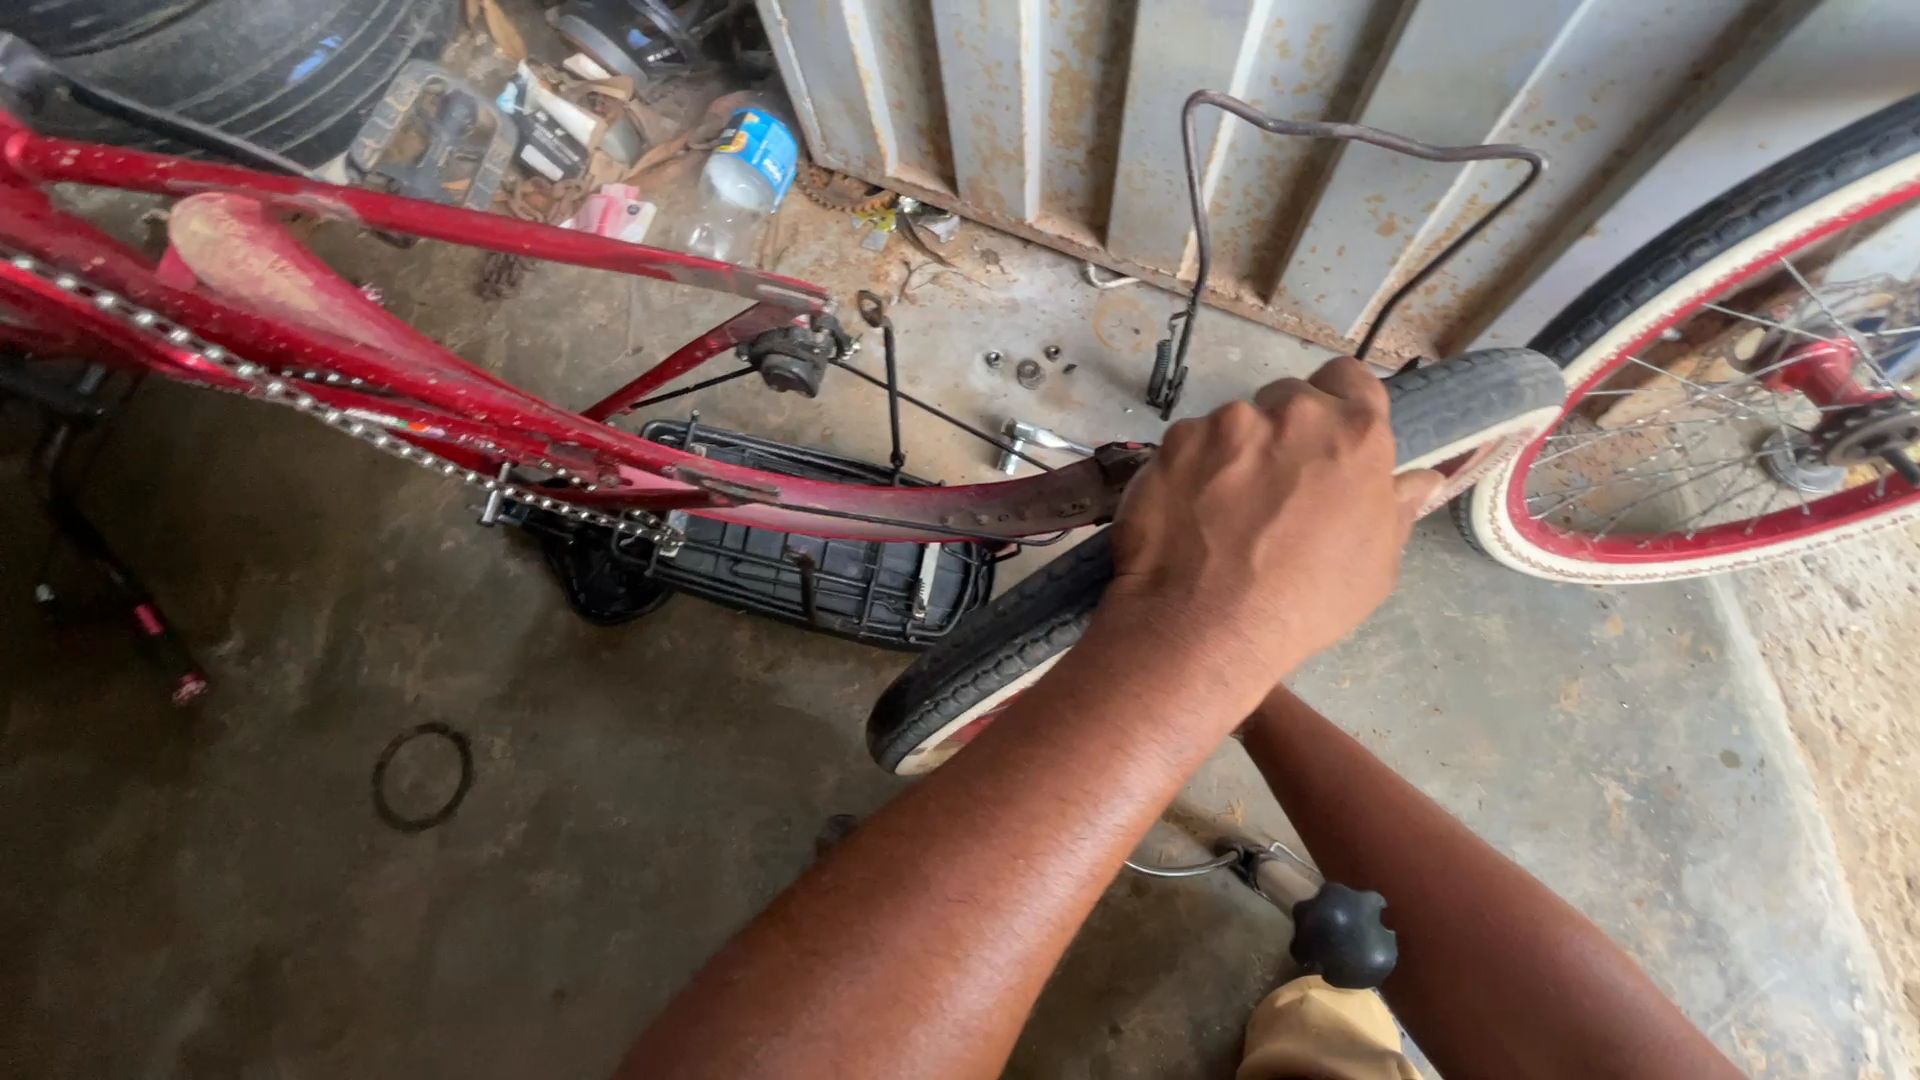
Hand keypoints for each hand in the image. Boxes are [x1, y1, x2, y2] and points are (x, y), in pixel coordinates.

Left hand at [1103, 356, 1441, 677]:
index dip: (1336, 404)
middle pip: (1287, 398)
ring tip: (1220, 507)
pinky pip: (1186, 445)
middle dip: (1282, 430)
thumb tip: (1421, 478)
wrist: (1204, 624)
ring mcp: (1224, 424)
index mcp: (1354, 433)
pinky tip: (1185, 511)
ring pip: (1231, 423)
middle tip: (1270, 484)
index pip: (1349, 379)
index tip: (1323, 439)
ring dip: (1232, 451)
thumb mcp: (1375, 564)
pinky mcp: (1172, 442)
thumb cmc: (1304, 602)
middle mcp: (1289, 413)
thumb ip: (1395, 506)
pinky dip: (1188, 468)